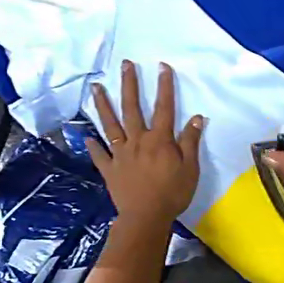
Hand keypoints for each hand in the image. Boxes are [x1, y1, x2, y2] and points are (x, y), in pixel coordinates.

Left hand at [87, 61, 205, 224]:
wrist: (146, 217)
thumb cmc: (173, 193)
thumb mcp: (190, 168)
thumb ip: (191, 142)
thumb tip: (196, 117)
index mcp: (159, 140)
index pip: (164, 108)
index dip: (164, 86)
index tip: (162, 66)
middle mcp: (137, 141)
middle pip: (132, 108)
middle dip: (130, 85)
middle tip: (125, 64)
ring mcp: (120, 154)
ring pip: (110, 125)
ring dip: (103, 104)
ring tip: (96, 87)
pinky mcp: (109, 169)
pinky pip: (99, 155)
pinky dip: (93, 145)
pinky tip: (87, 136)